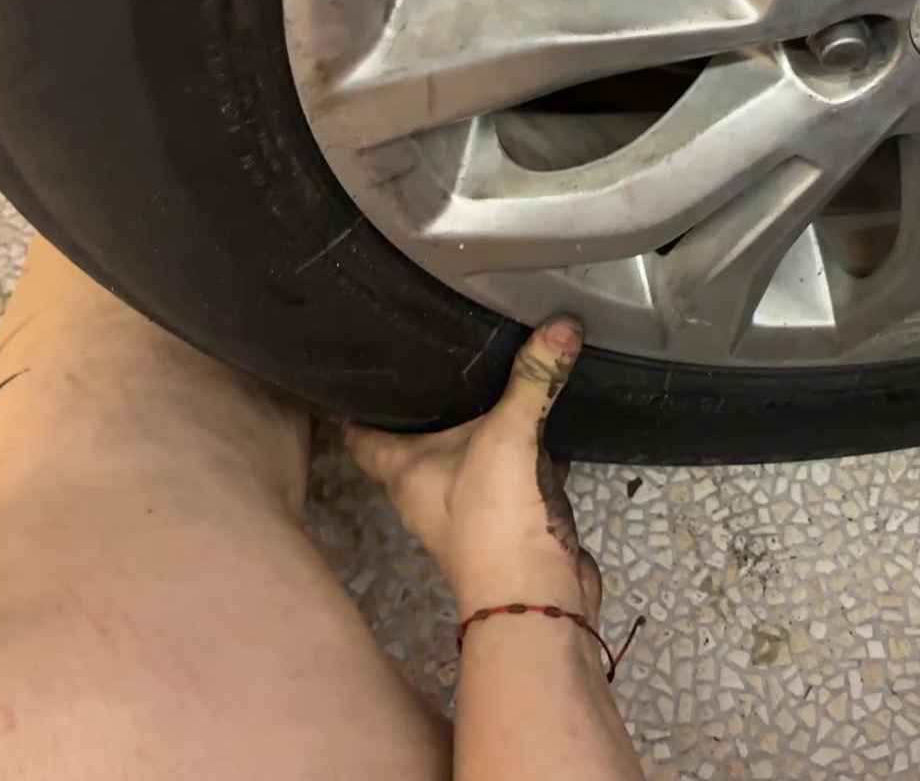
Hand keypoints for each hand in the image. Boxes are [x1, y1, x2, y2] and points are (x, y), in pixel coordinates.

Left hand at [346, 318, 601, 620]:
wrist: (539, 597)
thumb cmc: (494, 519)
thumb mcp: (507, 437)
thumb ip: (534, 379)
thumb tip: (563, 323)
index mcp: (404, 470)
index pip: (360, 431)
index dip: (355, 398)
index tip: (362, 359)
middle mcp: (428, 485)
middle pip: (414, 434)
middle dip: (425, 396)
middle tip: (439, 344)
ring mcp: (470, 499)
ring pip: (465, 445)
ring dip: (474, 416)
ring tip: (487, 362)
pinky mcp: (511, 507)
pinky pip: (509, 459)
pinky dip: (520, 435)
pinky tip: (537, 405)